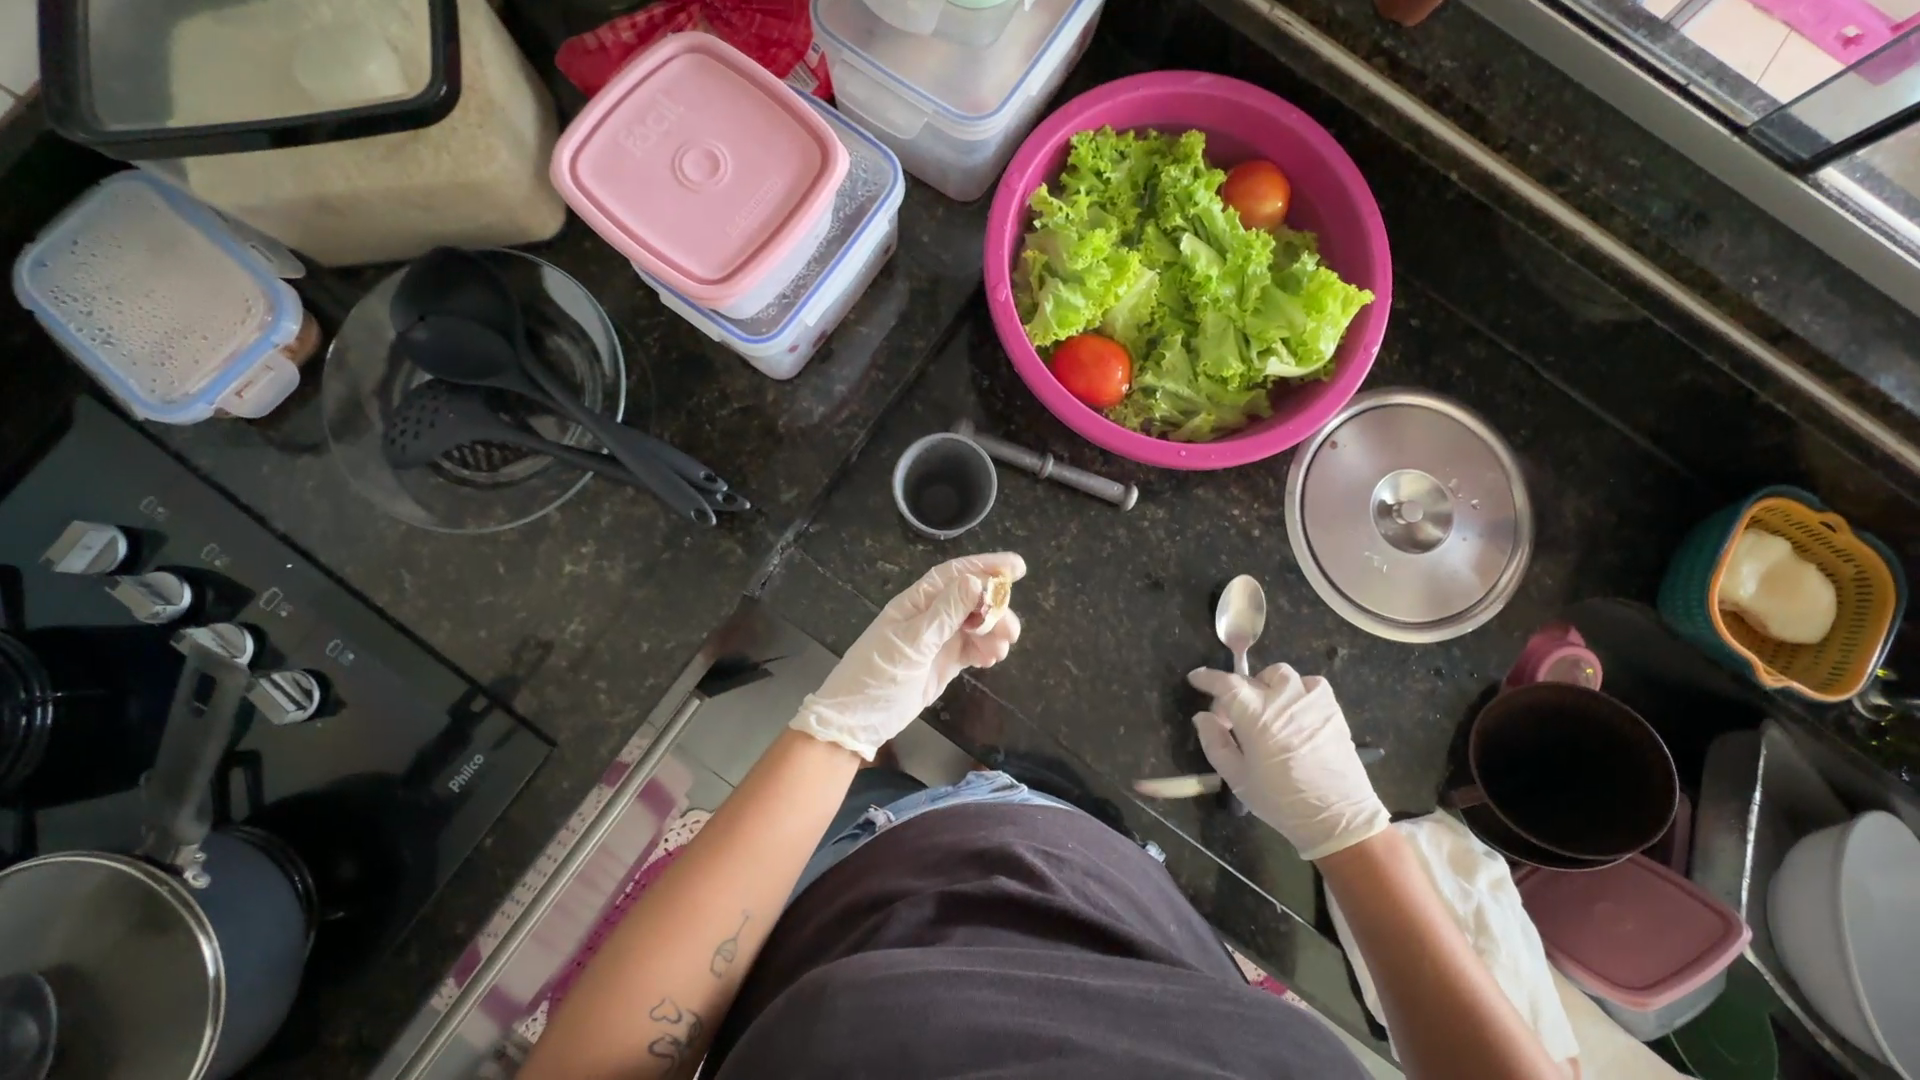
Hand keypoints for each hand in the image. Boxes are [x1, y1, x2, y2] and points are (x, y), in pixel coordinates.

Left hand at [790, 553, 1025, 759]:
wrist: (857, 720)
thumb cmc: (877, 676)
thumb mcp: (912, 643)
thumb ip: (945, 613)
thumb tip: (976, 582)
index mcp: (916, 602)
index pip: (955, 575)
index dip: (985, 566)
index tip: (1017, 566)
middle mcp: (929, 616)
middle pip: (972, 600)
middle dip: (995, 609)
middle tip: (1012, 630)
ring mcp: (937, 640)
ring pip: (976, 625)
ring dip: (994, 633)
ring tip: (1002, 650)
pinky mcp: (943, 663)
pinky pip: (972, 648)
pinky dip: (985, 651)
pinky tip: (992, 660)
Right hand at [1187, 663, 1388, 860]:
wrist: (1337, 816)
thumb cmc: (1280, 800)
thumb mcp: (1237, 777)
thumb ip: (1214, 742)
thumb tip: (1202, 717)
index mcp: (1254, 716)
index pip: (1225, 683)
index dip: (1207, 678)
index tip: (1196, 678)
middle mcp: (1282, 699)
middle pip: (1251, 678)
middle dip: (1236, 692)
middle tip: (1234, 716)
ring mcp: (1310, 700)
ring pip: (1280, 675)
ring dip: (1266, 686)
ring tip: (1267, 709)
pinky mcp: (1331, 707)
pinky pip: (1310, 683)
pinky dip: (1297, 689)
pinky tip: (1294, 710)